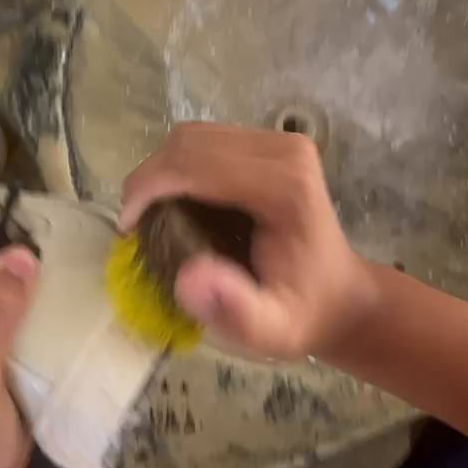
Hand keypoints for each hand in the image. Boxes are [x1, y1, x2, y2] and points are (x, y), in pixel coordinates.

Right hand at [121, 121, 379, 361]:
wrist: (340, 295)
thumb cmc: (304, 313)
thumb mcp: (273, 331)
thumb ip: (235, 311)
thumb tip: (188, 278)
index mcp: (285, 185)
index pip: (195, 164)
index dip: (149, 188)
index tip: (127, 228)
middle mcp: (283, 149)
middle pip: (190, 142)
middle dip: (150, 179)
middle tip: (134, 223)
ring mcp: (278, 140)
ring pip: (193, 136)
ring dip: (163, 171)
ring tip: (152, 214)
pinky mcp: (269, 141)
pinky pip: (206, 141)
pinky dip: (180, 167)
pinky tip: (177, 201)